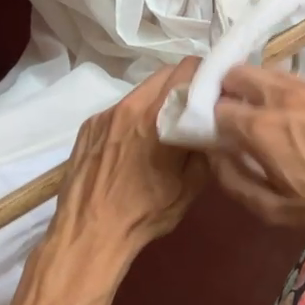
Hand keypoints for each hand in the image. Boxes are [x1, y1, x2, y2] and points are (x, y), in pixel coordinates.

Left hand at [55, 57, 210, 244]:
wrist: (88, 235)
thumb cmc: (146, 212)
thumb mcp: (192, 183)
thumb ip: (205, 144)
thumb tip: (214, 123)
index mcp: (158, 116)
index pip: (187, 69)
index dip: (207, 75)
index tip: (217, 90)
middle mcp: (130, 106)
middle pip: (164, 73)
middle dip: (184, 82)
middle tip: (196, 104)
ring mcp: (106, 115)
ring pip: (142, 90)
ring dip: (159, 98)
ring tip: (166, 123)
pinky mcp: (89, 127)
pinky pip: (121, 108)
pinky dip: (135, 115)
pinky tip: (137, 141)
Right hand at [207, 65, 304, 233]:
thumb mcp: (278, 211)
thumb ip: (236, 181)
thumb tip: (215, 157)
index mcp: (262, 127)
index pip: (215, 107)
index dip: (204, 118)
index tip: (205, 131)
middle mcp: (282, 97)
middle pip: (237, 75)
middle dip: (224, 90)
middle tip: (227, 116)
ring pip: (266, 73)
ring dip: (253, 87)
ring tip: (257, 115)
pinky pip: (294, 79)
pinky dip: (280, 89)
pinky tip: (290, 114)